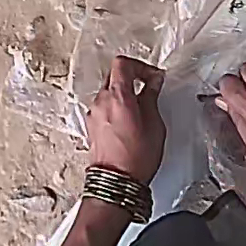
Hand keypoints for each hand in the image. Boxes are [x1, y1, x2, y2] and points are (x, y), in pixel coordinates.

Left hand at [86, 56, 165, 183]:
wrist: (116, 181)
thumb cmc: (135, 158)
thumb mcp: (154, 124)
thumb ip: (151, 97)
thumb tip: (153, 82)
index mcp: (118, 96)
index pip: (122, 64)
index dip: (140, 66)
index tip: (152, 77)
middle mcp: (101, 101)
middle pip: (114, 75)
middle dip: (132, 78)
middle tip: (149, 88)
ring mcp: (94, 113)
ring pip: (108, 91)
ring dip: (124, 94)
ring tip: (140, 109)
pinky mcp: (91, 124)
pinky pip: (104, 106)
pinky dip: (115, 107)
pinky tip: (128, 121)